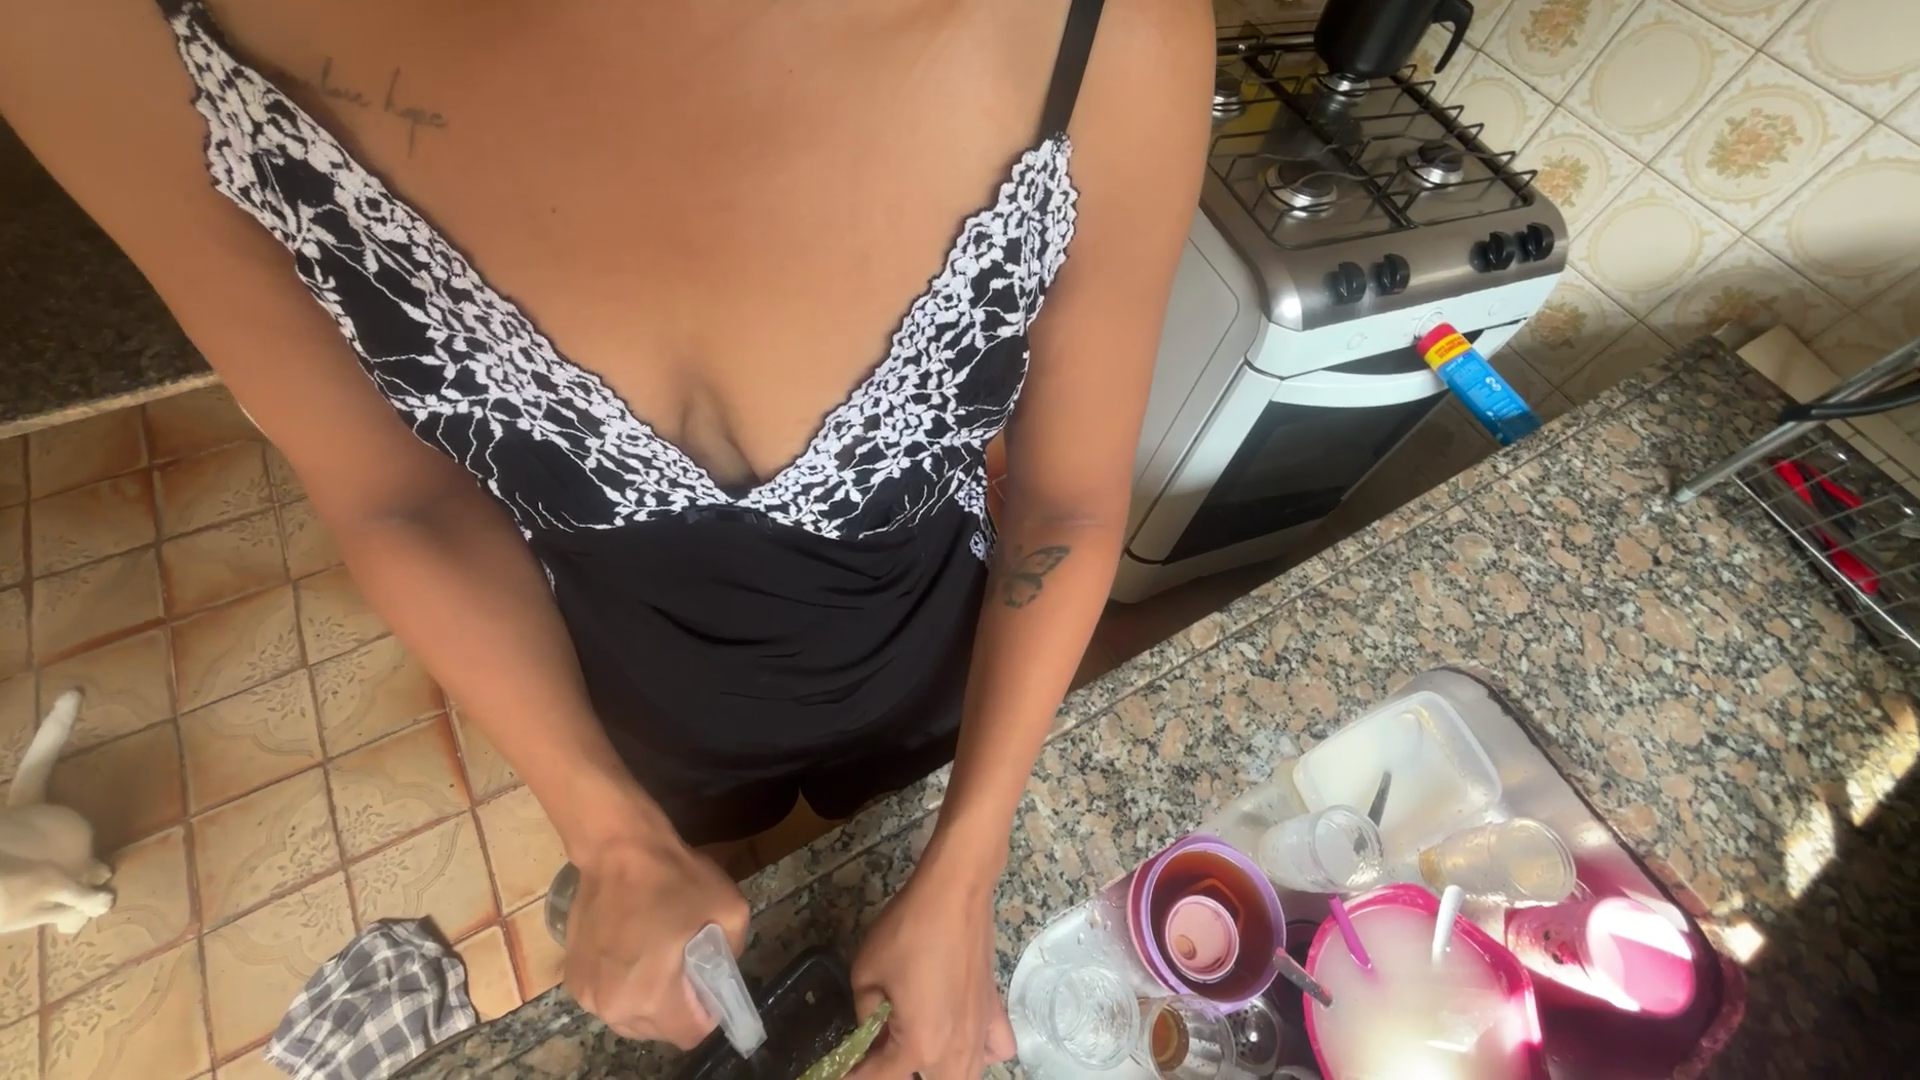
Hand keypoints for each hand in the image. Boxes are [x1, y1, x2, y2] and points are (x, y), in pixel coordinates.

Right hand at [562, 832, 749, 1046]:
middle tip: (687, 962)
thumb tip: (722, 970)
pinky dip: (625, 984)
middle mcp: (613, 1007)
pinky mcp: (573, 980)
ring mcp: (587, 996)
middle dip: (679, 1005)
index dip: (708, 1010)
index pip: (689, 1034)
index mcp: (651, 996)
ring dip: (650, 998)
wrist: (619, 850)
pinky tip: (634, 949)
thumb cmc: (675, 877)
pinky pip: (609, 998)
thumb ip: (734, 949)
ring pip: (631, 1017)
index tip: (710, 981)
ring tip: (659, 954)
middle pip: (659, 1030)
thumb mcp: (730, 907)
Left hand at [847, 854, 1014, 1079]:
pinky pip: (995, 1049)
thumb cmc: (908, 928)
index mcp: (920, 1046)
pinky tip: (961, 1034)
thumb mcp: (866, 971)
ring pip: (963, 1076)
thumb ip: (865, 1014)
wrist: (955, 892)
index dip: (854, 1074)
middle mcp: (955, 1050)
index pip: (880, 1078)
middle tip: (879, 1050)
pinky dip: (980, 1053)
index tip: (841, 1069)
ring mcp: (980, 1031)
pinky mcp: (994, 1008)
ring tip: (914, 1049)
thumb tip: (871, 1028)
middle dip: (897, 1073)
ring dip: (936, 1071)